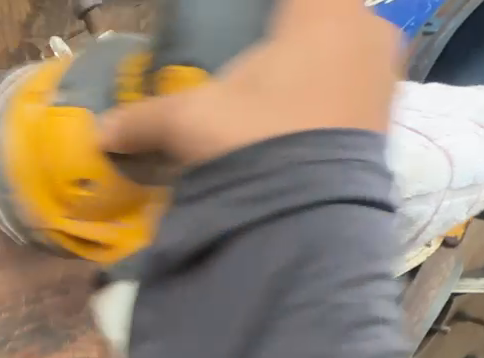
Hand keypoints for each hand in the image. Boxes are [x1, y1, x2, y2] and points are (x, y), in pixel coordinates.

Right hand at [96, 0, 401, 166]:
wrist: (305, 210)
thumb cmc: (252, 137)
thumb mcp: (186, 122)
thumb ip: (144, 118)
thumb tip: (102, 130)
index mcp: (325, 13)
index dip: (255, 11)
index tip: (232, 24)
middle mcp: (366, 30)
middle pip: (315, 23)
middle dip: (277, 42)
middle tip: (239, 69)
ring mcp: (382, 75)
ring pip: (331, 58)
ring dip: (295, 77)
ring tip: (254, 108)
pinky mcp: (381, 117)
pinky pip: (340, 94)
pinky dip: (309, 106)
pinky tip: (276, 134)